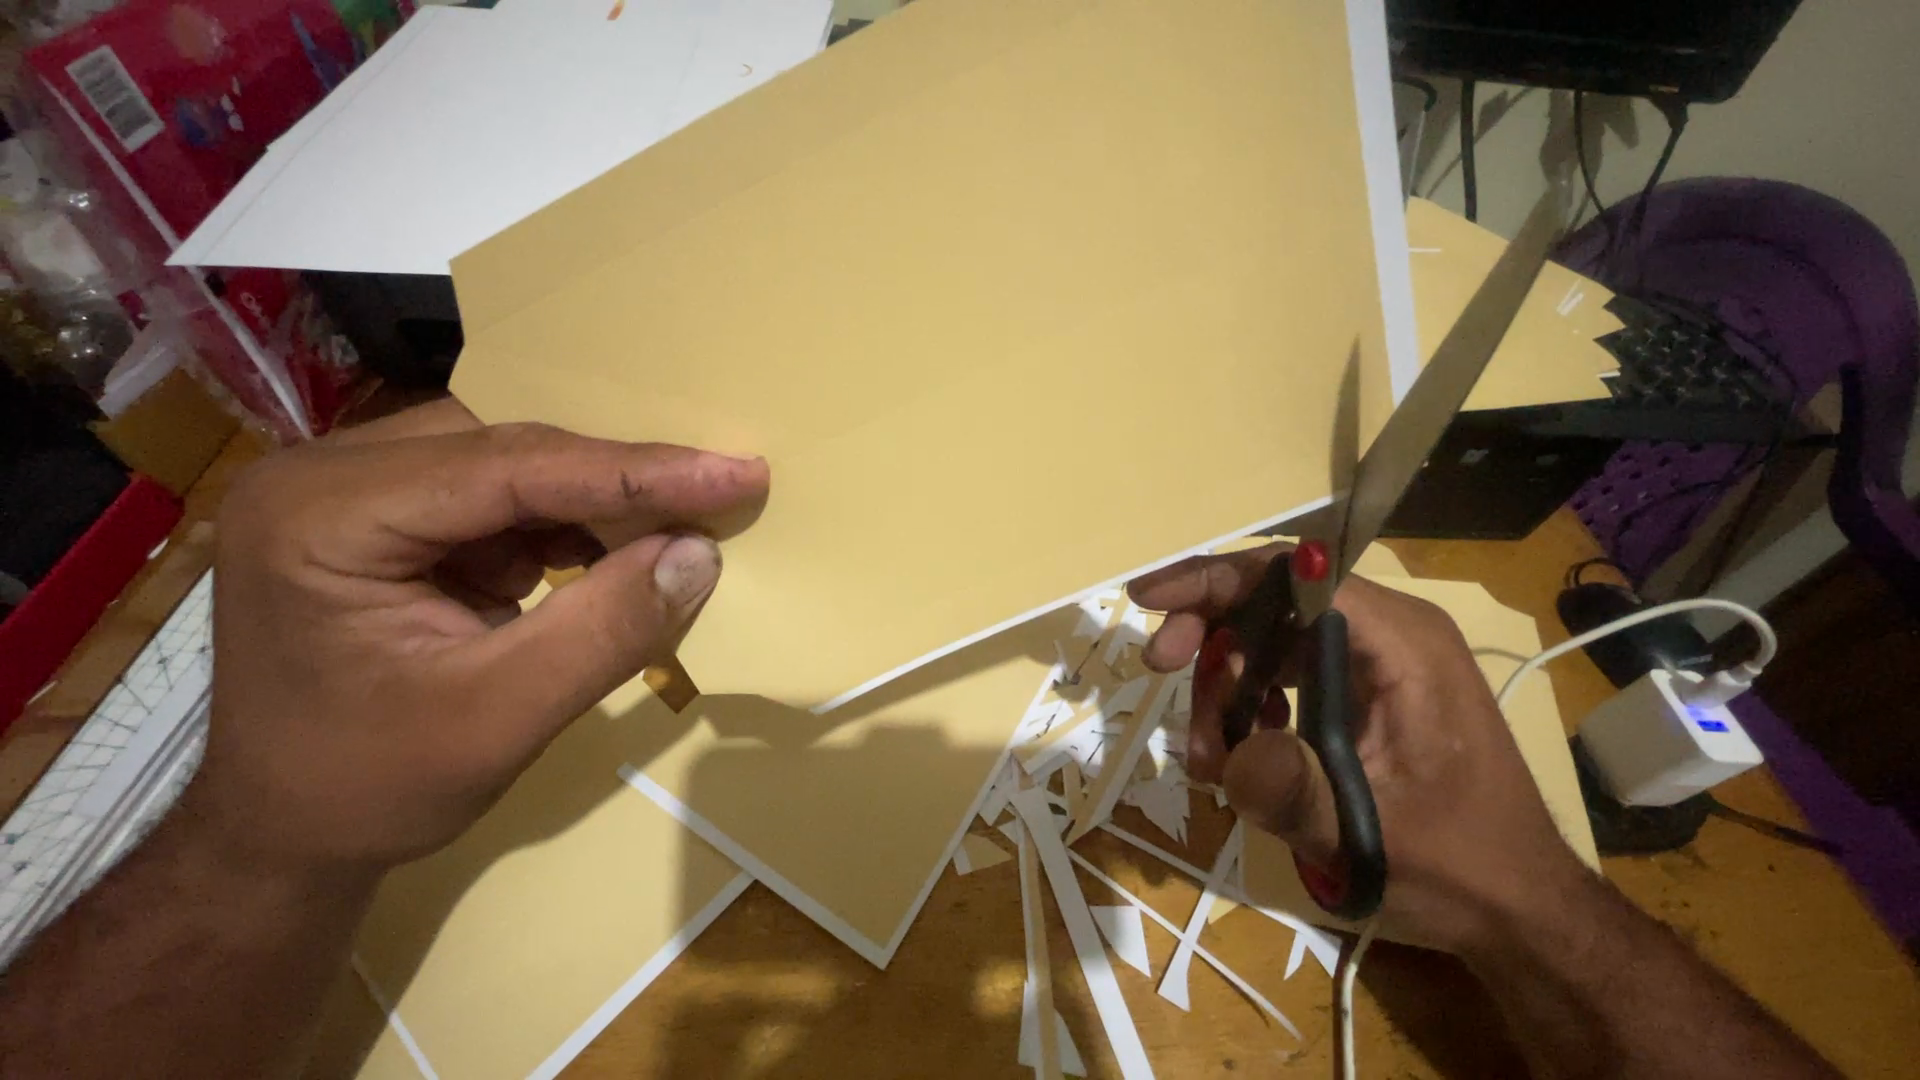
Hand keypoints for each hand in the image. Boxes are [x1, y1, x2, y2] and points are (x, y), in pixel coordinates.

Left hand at [188, 400, 768, 869]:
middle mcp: (334, 477)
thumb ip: (604, 630)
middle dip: (622, 479)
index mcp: (324, 515)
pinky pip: (509, 497)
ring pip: (517, 465)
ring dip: (602, 502)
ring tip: (677, 530)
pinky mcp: (399, 519)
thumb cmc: (370, 787)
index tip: (738, 473)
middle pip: (512, 450)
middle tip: (722, 494)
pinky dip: (574, 526)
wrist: (283, 836)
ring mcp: (362, 493)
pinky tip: (612, 557)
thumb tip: (701, 553)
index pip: (509, 467)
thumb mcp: (499, 718)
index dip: (635, 471)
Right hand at [1129, 543, 1587, 951]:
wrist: (1519, 909)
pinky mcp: (1359, 690)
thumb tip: (1225, 757)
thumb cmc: (1462, 866)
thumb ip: (1295, 793)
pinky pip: (1283, 673)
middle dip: (1209, 639)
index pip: (1293, 576)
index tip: (1149, 602)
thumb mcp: (1370, 836)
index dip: (1214, 579)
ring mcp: (1371, 661)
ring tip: (1207, 757)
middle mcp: (1385, 634)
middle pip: (1270, 602)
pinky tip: (1239, 752)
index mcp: (1399, 642)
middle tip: (1159, 674)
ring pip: (1268, 640)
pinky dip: (1246, 705)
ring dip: (1222, 687)